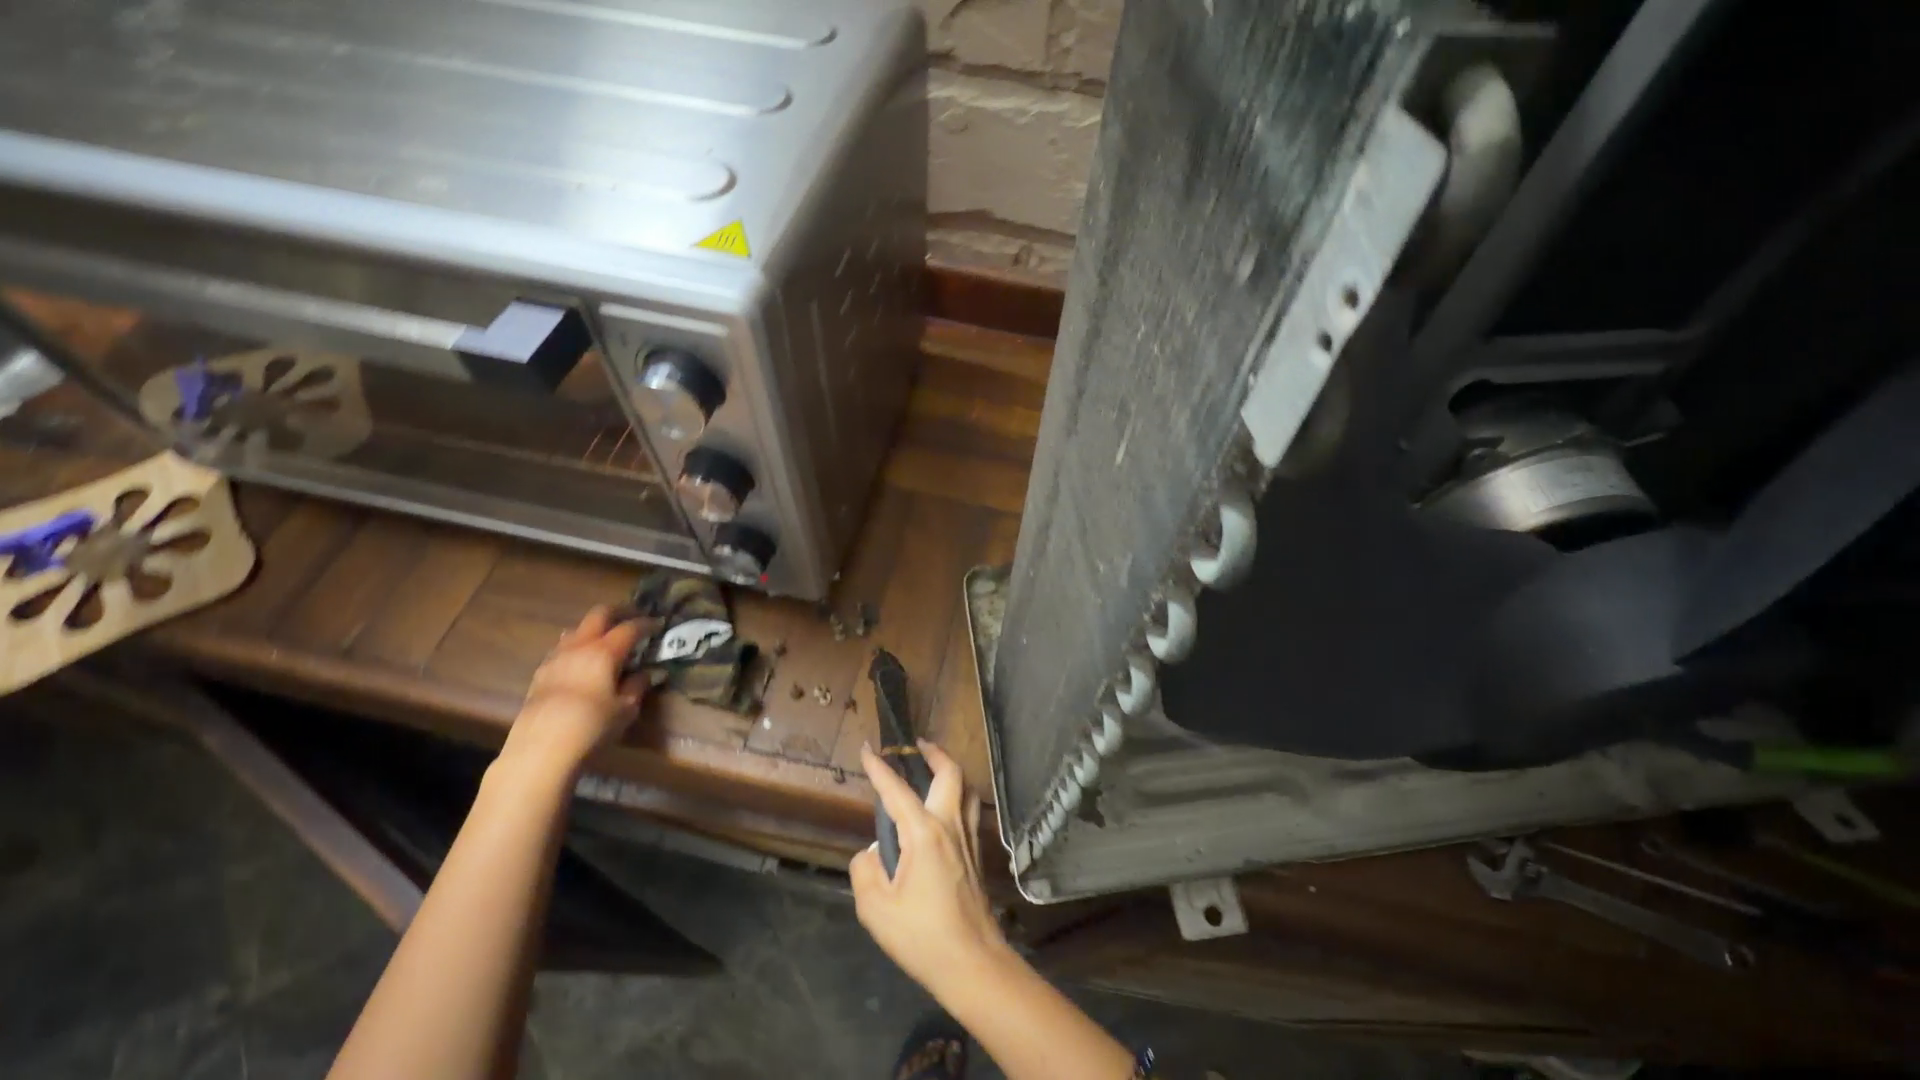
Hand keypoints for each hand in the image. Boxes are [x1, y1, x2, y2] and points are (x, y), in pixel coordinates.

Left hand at [503, 606, 652, 775]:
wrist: (541, 747)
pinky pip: (562, 648)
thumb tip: (645, 673)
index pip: (630, 628)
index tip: (658, 625)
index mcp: (604, 651)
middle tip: (632, 618)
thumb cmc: (592, 726)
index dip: (646, 624)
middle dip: (618, 612)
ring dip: (594, 629)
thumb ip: (637, 686)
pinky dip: (577, 647)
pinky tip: (581, 663)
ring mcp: (556, 657)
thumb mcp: (625, 709)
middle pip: (599, 614)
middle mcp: (579, 646)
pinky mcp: (541, 672)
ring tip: (605, 641)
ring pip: (577, 629)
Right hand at [850, 739, 1008, 997]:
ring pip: (967, 791)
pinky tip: (946, 813)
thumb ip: (865, 870)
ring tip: (934, 771)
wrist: (972, 962)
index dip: (879, 768)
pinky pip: (970, 814)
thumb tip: (873, 852)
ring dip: (951, 774)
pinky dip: (958, 799)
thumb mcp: (875, 907)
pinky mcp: (978, 857)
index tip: (868, 748)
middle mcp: (950, 827)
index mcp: (924, 833)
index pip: (896, 791)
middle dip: (935, 753)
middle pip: (951, 775)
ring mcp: (970, 841)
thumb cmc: (921, 936)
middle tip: (919, 744)